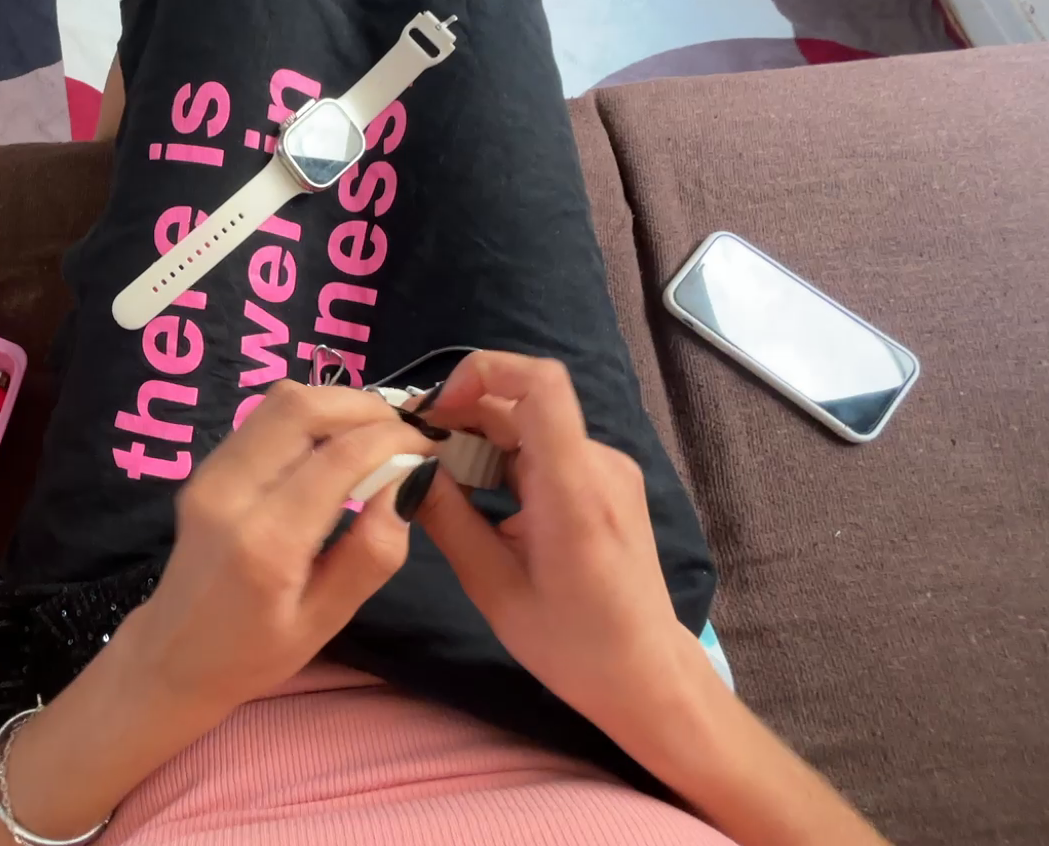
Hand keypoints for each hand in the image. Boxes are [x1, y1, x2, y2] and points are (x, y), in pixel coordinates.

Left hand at [115, 380, 436, 715]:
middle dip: (363, 406)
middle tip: (402, 430)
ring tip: (373, 433)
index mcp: (265, 541)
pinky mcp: (205, 466)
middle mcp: (230, 491)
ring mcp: (210, 472)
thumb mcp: (326, 621)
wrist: (173, 653)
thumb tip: (408, 484)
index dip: (391, 438)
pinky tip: (332, 442)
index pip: (337, 457)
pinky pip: (262, 419)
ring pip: (278, 402)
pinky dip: (307, 415)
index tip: (427, 444)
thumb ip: (371, 553)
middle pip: (301, 407)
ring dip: (334, 404)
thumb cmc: (255, 652)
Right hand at [413, 352, 702, 741]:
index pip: (541, 385)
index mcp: (574, 490)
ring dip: (472, 436)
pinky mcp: (599, 476)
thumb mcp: (491, 586)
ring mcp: (603, 467)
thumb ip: (444, 516)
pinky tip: (470, 490)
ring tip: (435, 476)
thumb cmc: (571, 643)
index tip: (434, 410)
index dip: (482, 372)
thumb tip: (400, 463)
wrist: (647, 676)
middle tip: (410, 450)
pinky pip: (537, 443)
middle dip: (456, 414)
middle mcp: (597, 463)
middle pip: (517, 403)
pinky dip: (495, 453)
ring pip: (523, 421)